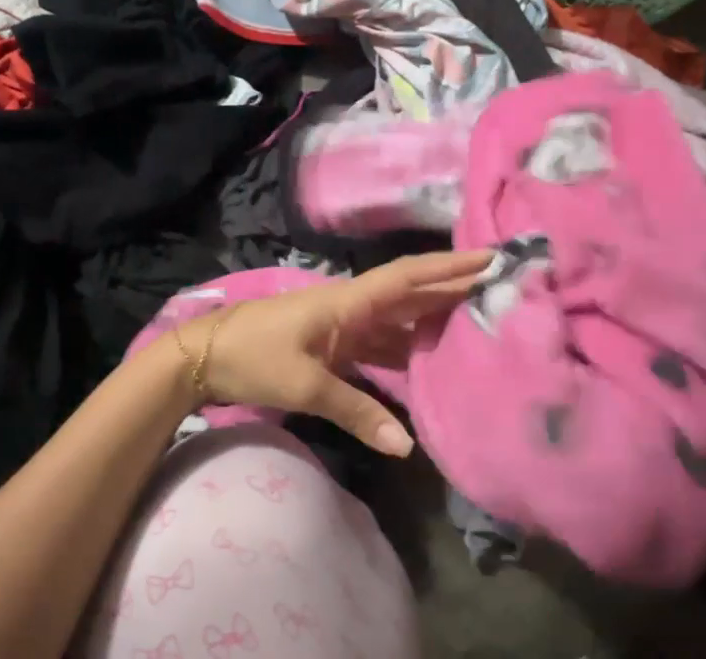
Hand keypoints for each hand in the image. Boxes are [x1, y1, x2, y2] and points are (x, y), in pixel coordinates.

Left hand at [172, 250, 491, 456]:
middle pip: (411, 294)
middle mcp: (352, 306)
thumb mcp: (305, 385)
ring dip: (435, 318)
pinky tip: (431, 362)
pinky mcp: (334, 346)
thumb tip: (407, 447)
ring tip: (479, 321)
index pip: (408, 278)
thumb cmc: (253, 359)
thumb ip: (357, 412)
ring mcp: (343, 326)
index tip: (490, 257)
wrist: (204, 358)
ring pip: (399, 319)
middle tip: (502, 287)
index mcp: (348, 302)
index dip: (449, 267)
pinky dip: (408, 349)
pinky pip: (382, 343)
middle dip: (453, 288)